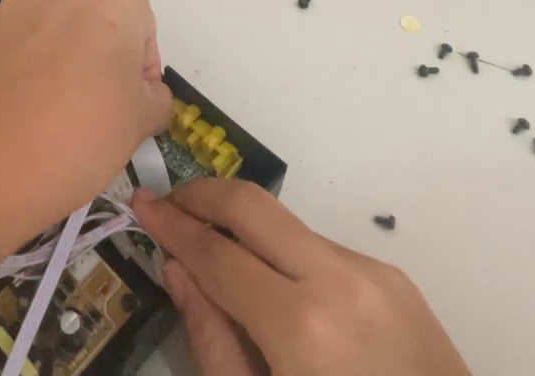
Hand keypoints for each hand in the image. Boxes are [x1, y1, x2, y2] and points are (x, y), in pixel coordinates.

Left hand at [0, 0, 171, 222]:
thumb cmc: (82, 133)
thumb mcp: (144, 120)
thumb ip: (156, 96)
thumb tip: (144, 95)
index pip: (142, 23)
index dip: (141, 65)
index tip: (131, 102)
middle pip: (99, 14)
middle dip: (104, 52)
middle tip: (101, 105)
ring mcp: (19, 2)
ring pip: (59, 25)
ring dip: (68, 54)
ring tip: (61, 108)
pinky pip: (24, 40)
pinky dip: (32, 63)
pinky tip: (28, 106)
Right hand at [133, 180, 470, 375]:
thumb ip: (213, 339)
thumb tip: (178, 269)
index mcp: (302, 328)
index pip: (218, 255)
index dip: (172, 226)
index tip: (141, 202)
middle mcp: (339, 279)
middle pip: (254, 205)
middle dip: (203, 194)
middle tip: (168, 203)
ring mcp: (373, 271)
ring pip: (287, 227)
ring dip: (244, 228)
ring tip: (214, 252)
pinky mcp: (394, 275)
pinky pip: (321, 250)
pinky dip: (284, 256)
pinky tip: (274, 291)